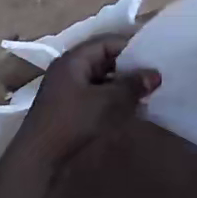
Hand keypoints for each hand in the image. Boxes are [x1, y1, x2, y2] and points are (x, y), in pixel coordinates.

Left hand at [11, 34, 160, 168]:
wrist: (40, 155)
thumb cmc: (72, 121)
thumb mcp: (107, 102)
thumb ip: (132, 86)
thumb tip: (155, 74)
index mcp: (73, 59)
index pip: (105, 43)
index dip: (130, 47)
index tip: (155, 55)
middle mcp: (68, 69)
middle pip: (102, 60)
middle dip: (128, 67)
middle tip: (156, 76)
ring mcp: (66, 89)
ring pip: (100, 79)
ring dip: (121, 85)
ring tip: (148, 92)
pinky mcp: (68, 108)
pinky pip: (94, 95)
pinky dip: (112, 98)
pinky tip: (131, 109)